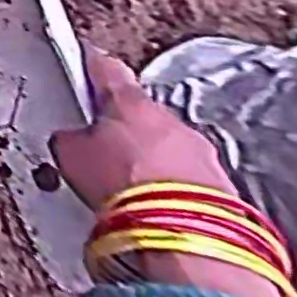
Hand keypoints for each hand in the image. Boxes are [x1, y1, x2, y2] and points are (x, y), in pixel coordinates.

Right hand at [50, 49, 234, 206]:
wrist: (184, 237)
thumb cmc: (121, 183)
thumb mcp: (70, 150)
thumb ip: (71, 134)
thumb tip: (76, 138)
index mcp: (132, 102)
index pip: (106, 68)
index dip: (90, 63)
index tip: (83, 59)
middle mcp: (174, 122)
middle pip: (140, 111)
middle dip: (121, 122)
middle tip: (98, 139)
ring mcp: (206, 156)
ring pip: (166, 144)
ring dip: (148, 154)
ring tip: (124, 177)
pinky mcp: (226, 190)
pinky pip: (187, 175)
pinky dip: (170, 181)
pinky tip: (150, 196)